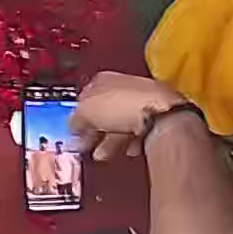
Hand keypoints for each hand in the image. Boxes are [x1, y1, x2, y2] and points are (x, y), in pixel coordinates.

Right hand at [69, 71, 190, 160]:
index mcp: (103, 79)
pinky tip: (127, 149)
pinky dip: (130, 141)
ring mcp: (141, 99)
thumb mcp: (86, 112)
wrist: (160, 115)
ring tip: (103, 154)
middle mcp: (123, 85)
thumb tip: (72, 125)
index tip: (75, 130)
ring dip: (110, 140)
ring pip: (121, 122)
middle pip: (104, 111)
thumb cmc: (123, 105)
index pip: (85, 96)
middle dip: (95, 130)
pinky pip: (139, 130)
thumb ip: (75, 119)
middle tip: (87, 144)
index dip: (78, 115)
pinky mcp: (157, 115)